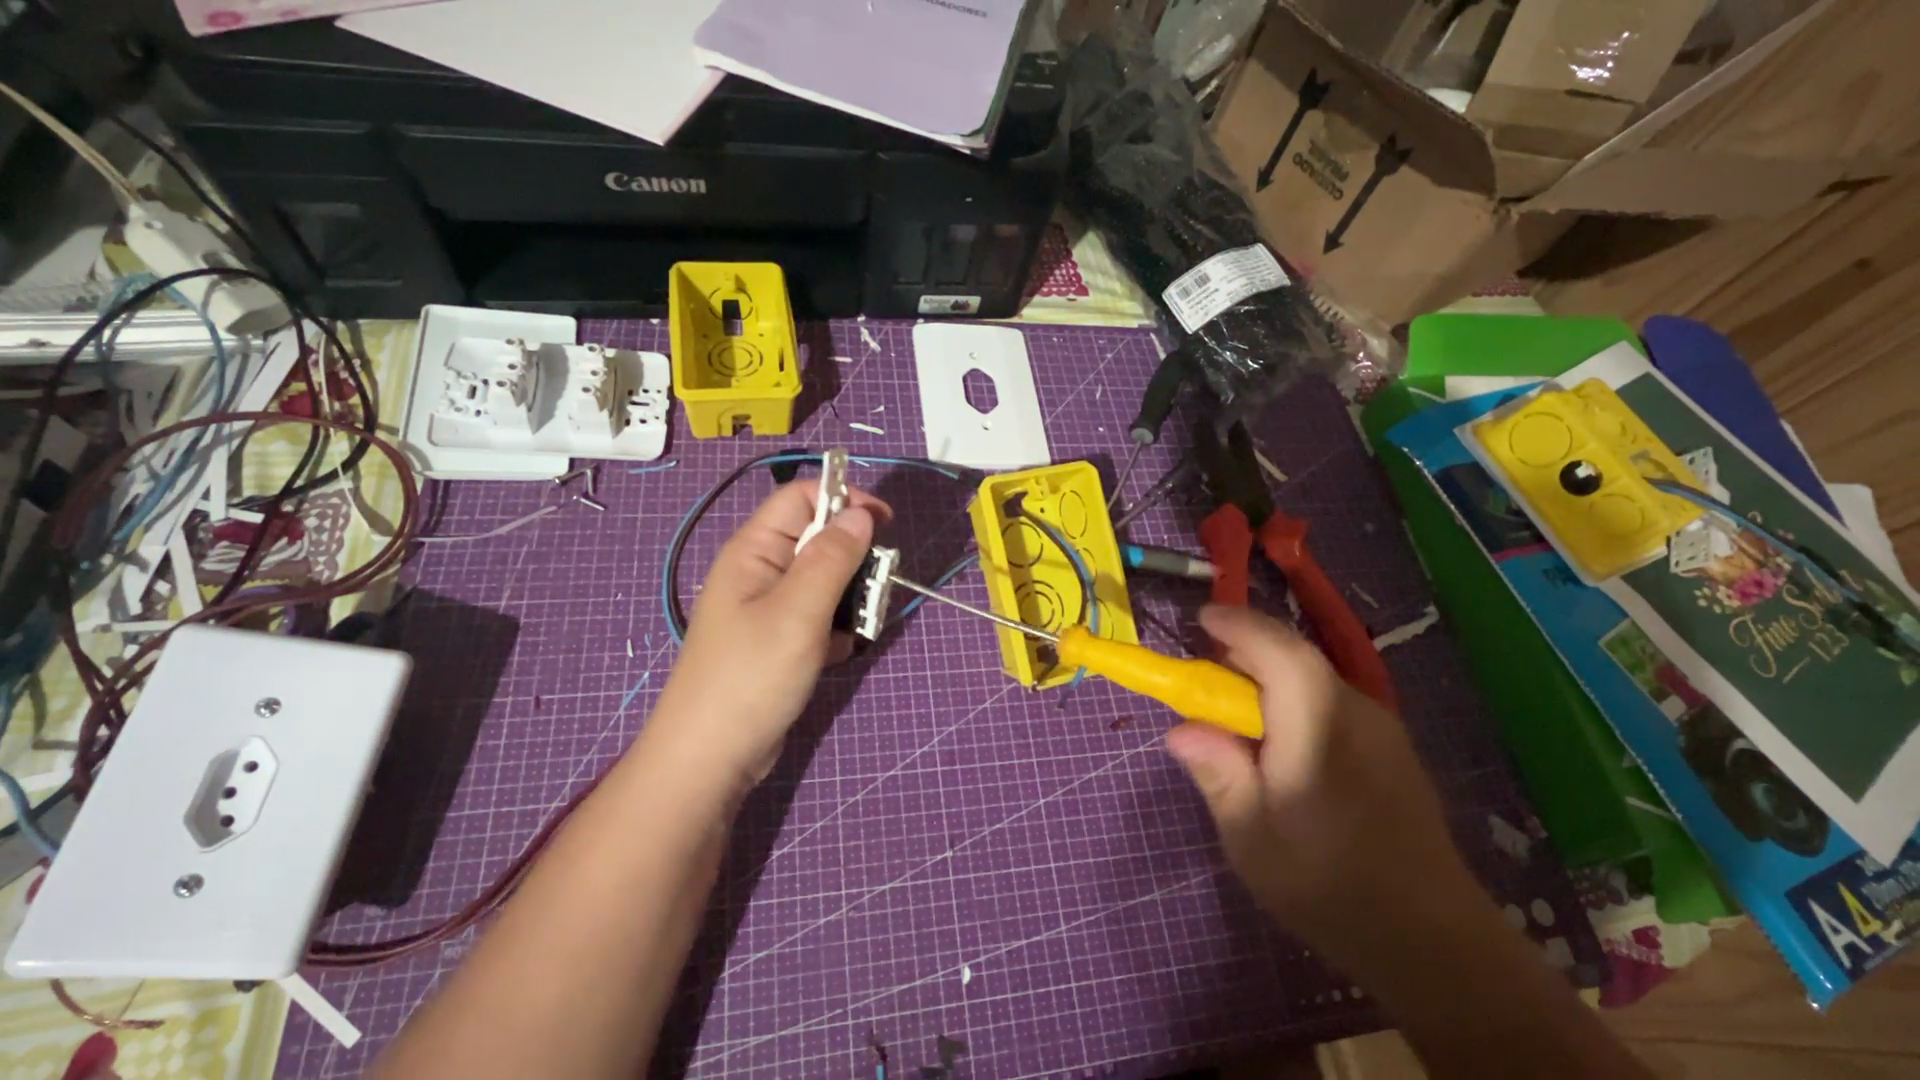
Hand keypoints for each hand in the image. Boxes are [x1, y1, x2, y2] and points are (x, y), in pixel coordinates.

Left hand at [644, 481, 891, 793]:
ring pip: (823, 582)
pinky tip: (837, 655)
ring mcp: (767, 609)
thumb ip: (832, 558)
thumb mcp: (798, 611)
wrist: (711, 757)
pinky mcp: (777, 642)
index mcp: (754, 550)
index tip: (887, 525)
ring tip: (855, 628)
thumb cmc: (752, 676)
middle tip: (874, 589)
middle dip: (853, 558)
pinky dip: (835, 632)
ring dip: (848, 599)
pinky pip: (817, 619)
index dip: (845, 500)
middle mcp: (760, 572)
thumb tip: (860, 513)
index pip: (801, 497)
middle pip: (818, 539)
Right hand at [1166, 606, 1480, 948]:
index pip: (1280, 651)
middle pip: (1297, 660)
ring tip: (1237, 724)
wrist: (1432, 938)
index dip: (1240, 627)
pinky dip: (1296, 705)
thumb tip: (1181, 729)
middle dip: (1246, 656)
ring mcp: (1383, 730)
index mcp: (1318, 728)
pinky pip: (1333, 705)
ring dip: (1270, 683)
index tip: (1200, 621)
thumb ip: (1218, 772)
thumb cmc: (1328, 887)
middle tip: (1204, 684)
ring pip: (1316, 681)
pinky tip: (1281, 751)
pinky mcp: (1394, 750)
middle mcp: (1357, 713)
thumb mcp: (1251, 837)